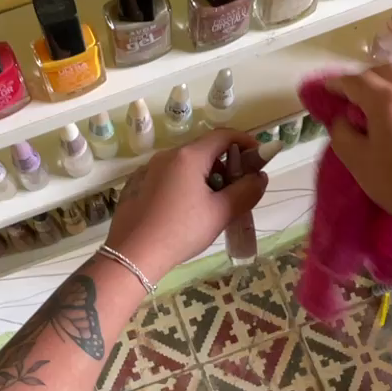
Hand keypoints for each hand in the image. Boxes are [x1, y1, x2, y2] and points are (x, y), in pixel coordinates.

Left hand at [106, 128, 269, 278]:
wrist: (132, 255)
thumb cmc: (181, 231)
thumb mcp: (221, 213)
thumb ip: (246, 191)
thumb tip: (260, 176)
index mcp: (189, 156)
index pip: (224, 135)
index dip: (245, 142)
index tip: (258, 159)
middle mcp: (166, 155)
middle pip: (203, 150)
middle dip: (225, 165)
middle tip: (236, 190)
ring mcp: (148, 169)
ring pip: (185, 165)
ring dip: (204, 176)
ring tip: (211, 205)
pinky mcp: (136, 185)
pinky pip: (168, 177)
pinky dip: (184, 185)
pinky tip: (183, 212)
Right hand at [325, 63, 391, 239]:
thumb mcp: (357, 161)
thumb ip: (342, 133)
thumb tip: (344, 120)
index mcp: (386, 100)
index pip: (355, 81)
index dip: (336, 84)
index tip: (325, 91)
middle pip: (384, 70)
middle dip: (363, 79)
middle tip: (350, 99)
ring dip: (388, 82)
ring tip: (378, 105)